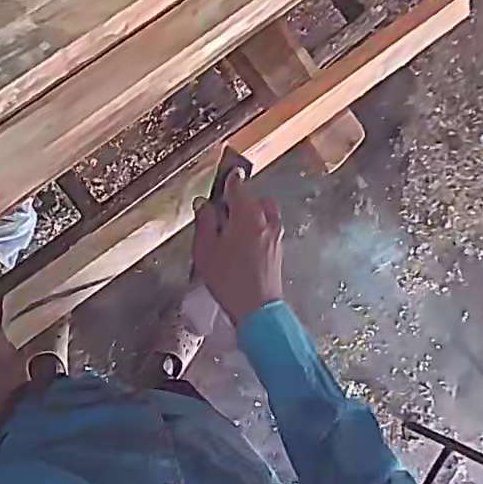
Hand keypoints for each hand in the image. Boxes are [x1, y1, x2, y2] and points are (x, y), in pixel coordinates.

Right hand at [190, 165, 283, 322]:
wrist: (257, 310)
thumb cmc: (228, 279)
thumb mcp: (205, 249)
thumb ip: (205, 222)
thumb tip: (203, 204)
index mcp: (248, 215)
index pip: (238, 187)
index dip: (230, 179)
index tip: (227, 173)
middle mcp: (266, 221)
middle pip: (255, 199)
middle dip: (241, 200)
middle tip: (223, 210)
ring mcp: (276, 236)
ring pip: (264, 214)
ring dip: (251, 215)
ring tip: (232, 229)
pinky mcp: (278, 250)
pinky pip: (268, 229)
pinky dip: (257, 229)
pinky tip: (242, 245)